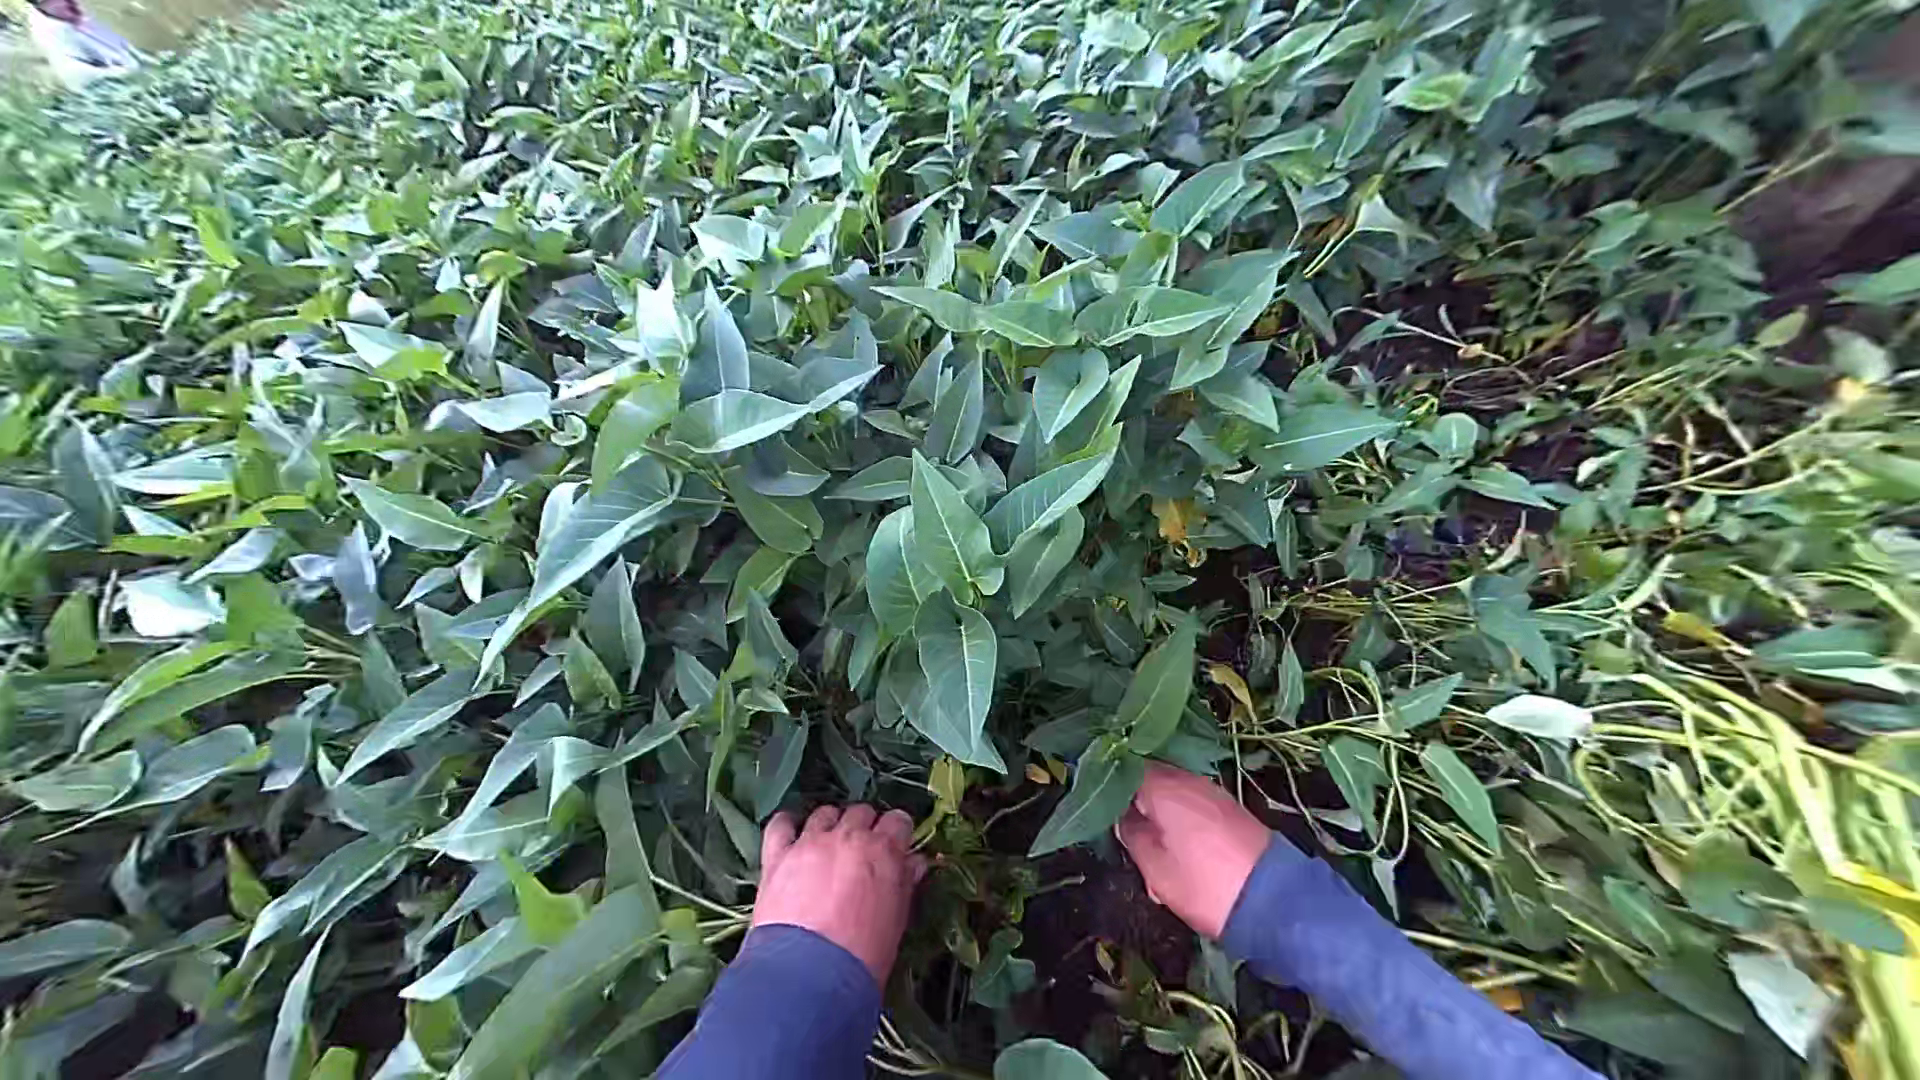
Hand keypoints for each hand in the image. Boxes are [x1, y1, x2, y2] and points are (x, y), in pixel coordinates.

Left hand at [753, 804, 927, 985]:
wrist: (808, 979)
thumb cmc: (864, 957)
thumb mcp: (897, 921)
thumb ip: (905, 883)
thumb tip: (916, 862)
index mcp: (884, 850)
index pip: (899, 821)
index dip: (898, 832)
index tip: (895, 845)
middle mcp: (849, 836)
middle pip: (861, 812)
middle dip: (864, 826)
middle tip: (861, 850)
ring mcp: (811, 842)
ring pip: (825, 813)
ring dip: (831, 824)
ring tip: (827, 844)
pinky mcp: (779, 855)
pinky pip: (781, 824)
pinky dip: (787, 824)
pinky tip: (790, 832)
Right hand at [1116, 762, 1271, 938]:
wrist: (1278, 904)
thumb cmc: (1205, 885)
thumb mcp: (1155, 868)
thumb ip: (1131, 833)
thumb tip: (1122, 816)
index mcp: (1163, 785)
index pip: (1123, 767)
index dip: (1108, 784)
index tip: (1098, 804)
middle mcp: (1186, 777)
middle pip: (1147, 776)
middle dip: (1133, 800)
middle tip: (1123, 830)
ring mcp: (1210, 790)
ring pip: (1169, 790)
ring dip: (1156, 810)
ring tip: (1152, 847)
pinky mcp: (1227, 806)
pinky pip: (1190, 801)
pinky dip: (1178, 817)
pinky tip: (1177, 846)